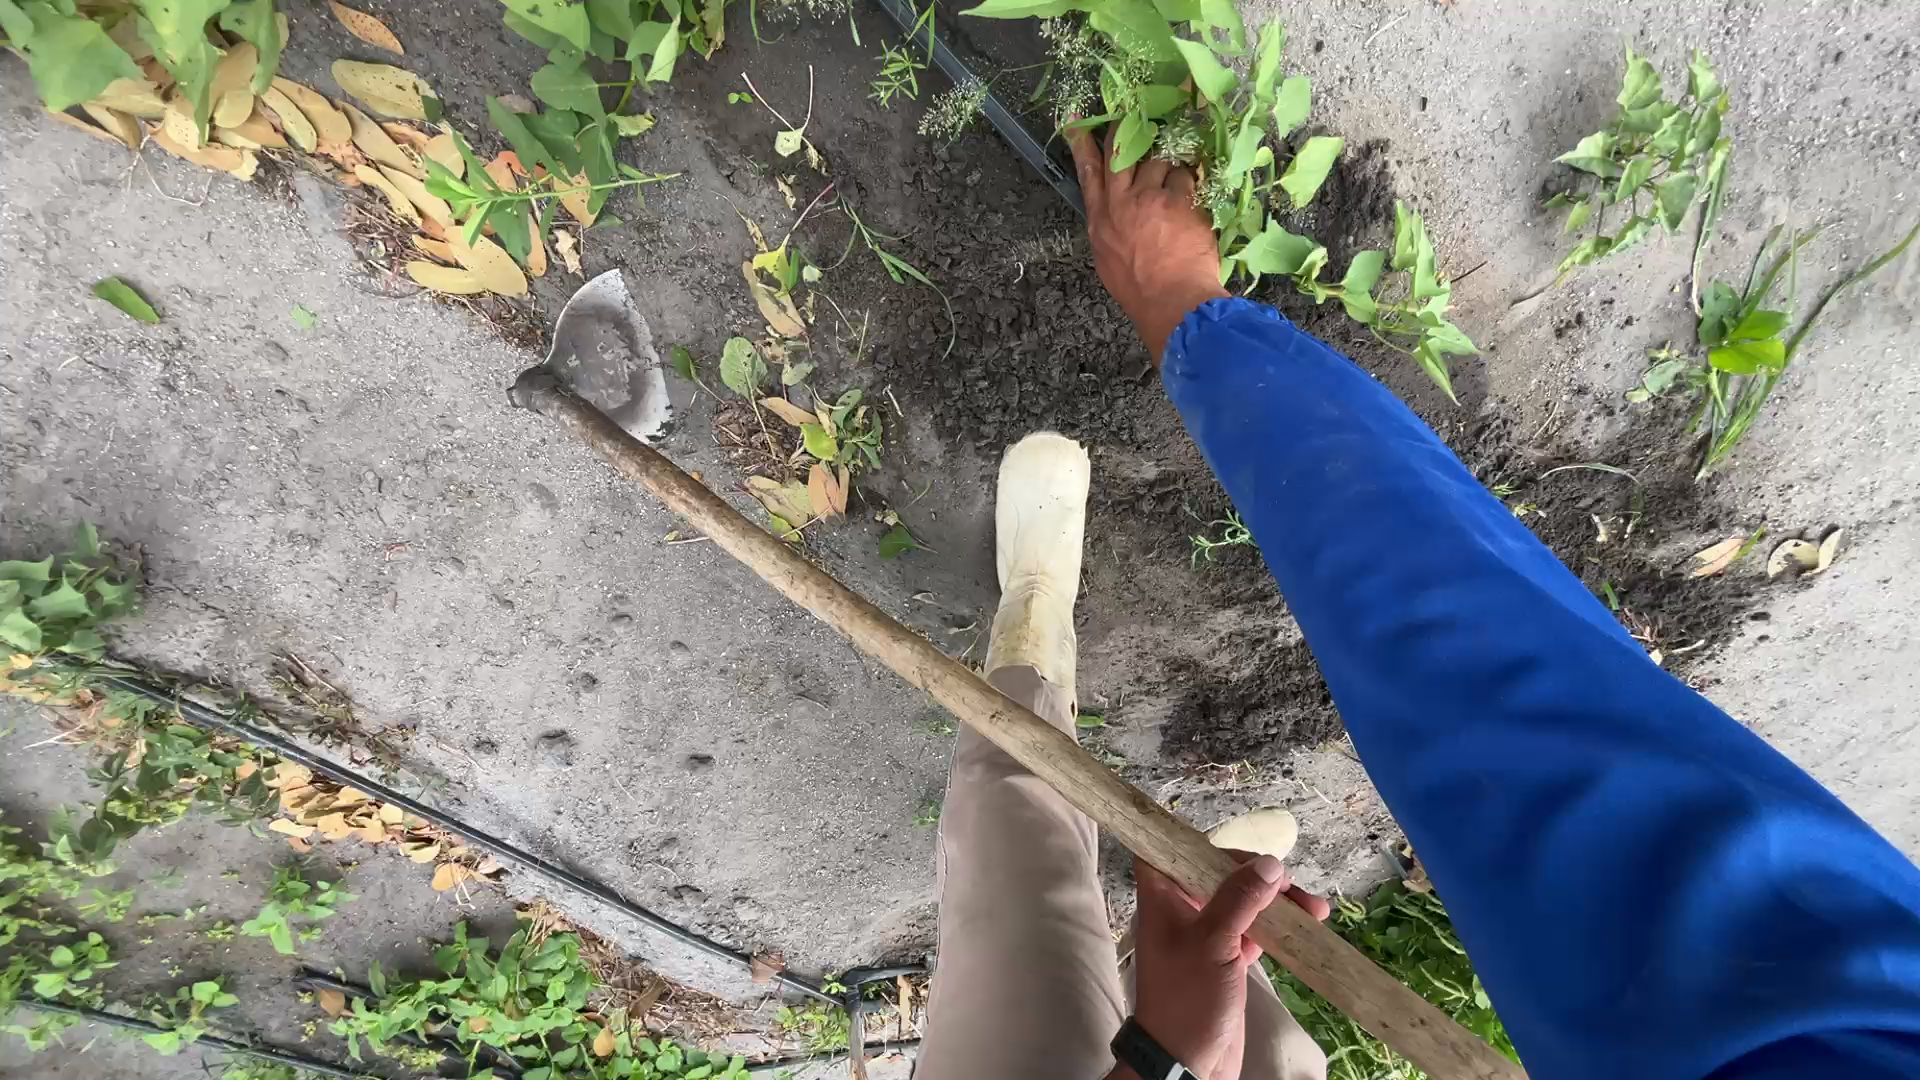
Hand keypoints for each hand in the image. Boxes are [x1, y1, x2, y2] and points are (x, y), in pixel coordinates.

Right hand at [1068, 123, 1228, 362]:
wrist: (1172, 302)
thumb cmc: (1141, 292)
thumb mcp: (1110, 262)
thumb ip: (1110, 230)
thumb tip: (1117, 214)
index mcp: (1101, 221)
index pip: (1088, 173)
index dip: (1082, 144)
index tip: (1078, 120)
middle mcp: (1122, 202)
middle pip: (1122, 149)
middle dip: (1130, 127)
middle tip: (1140, 113)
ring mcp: (1153, 197)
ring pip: (1162, 161)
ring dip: (1171, 167)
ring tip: (1179, 189)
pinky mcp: (1182, 199)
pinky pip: (1189, 177)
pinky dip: (1193, 186)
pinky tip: (1195, 204)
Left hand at [1128, 853, 1330, 1079]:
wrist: (1186, 1064)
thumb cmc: (1187, 996)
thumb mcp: (1213, 941)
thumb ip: (1240, 899)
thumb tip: (1270, 863)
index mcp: (1161, 893)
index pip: (1172, 847)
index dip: (1201, 839)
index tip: (1237, 842)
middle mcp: (1180, 905)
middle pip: (1216, 872)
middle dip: (1255, 874)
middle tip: (1290, 882)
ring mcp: (1204, 931)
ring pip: (1240, 901)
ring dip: (1274, 902)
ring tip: (1313, 908)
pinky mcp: (1226, 956)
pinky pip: (1252, 929)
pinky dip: (1276, 927)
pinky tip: (1305, 928)